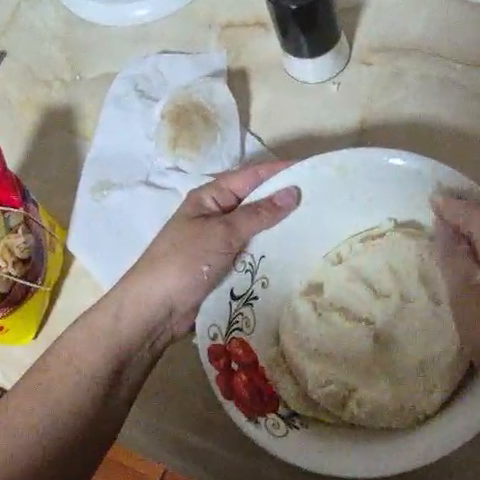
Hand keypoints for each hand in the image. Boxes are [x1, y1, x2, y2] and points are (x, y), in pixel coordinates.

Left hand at [113, 161, 302, 350]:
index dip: (281, 171)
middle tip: (323, 201)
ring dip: (281, 229)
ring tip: (318, 226)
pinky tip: (296, 255)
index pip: (252, 176)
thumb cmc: (184, 262)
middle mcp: (216, 215)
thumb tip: (293, 191)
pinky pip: (253, 253)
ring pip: (257, 230)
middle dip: (285, 200)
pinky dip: (271, 253)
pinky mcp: (224, 267)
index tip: (313, 170)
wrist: (155, 309)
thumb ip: (259, 213)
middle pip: (256, 201)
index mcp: (210, 197)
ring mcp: (220, 242)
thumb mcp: (223, 233)